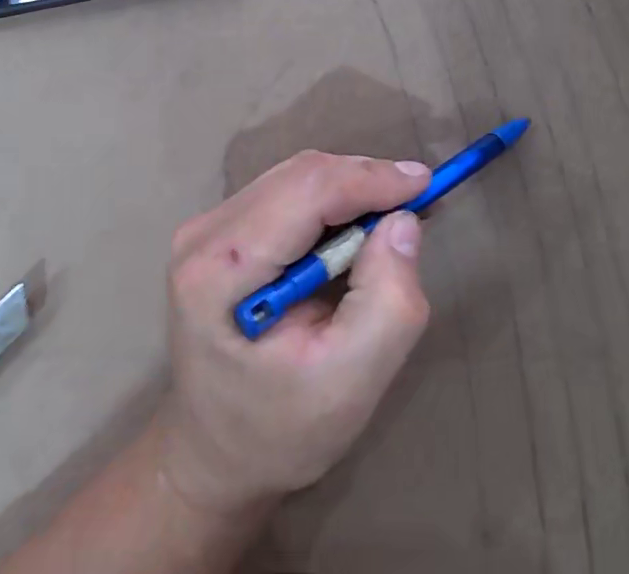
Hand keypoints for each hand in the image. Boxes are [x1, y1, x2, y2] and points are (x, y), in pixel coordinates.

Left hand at [154, 151, 432, 514]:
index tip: (426, 185)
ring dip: (347, 190)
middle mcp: (202, 236)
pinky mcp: (217, 235)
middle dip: (363, 180)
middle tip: (418, 202)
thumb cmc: (280, 429)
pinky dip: (326, 203)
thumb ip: (387, 301)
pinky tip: (353, 230)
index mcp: (220, 270)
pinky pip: (282, 196)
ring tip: (391, 217)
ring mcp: (204, 231)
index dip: (368, 178)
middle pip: (297, 177)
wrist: (215, 451)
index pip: (304, 192)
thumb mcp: (350, 382)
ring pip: (291, 180)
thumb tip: (403, 222)